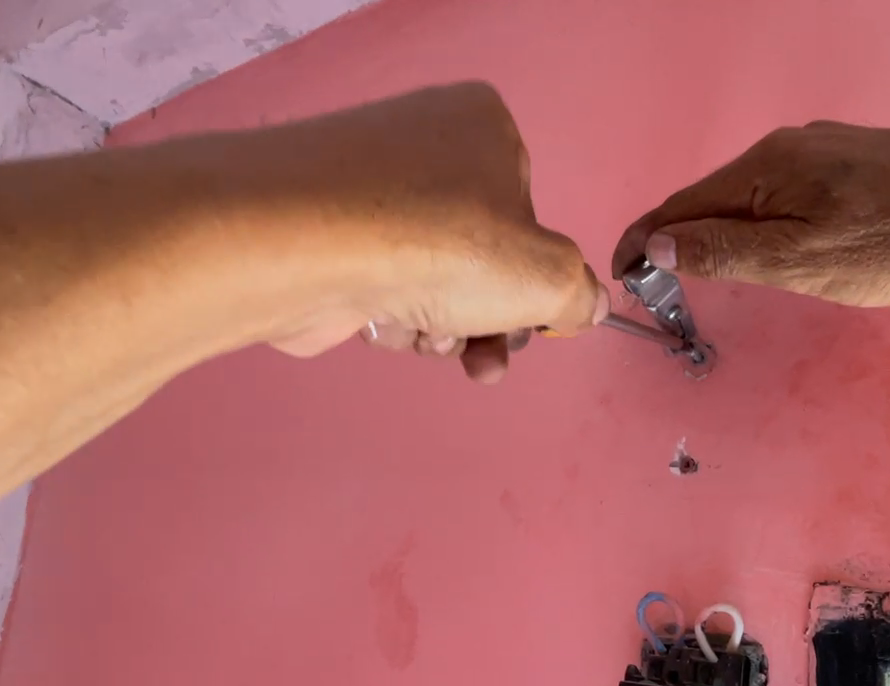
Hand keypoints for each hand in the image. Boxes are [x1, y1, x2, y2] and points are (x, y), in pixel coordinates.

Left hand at [251, 83, 607, 382]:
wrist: (303, 247)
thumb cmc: (445, 246)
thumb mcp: (547, 276)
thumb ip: (578, 294)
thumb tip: (586, 306)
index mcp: (485, 128)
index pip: (530, 218)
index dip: (534, 281)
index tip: (530, 319)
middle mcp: (427, 145)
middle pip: (483, 257)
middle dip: (489, 318)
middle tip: (488, 352)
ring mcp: (372, 190)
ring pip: (437, 282)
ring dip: (447, 328)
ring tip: (435, 340)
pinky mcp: (331, 236)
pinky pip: (388, 288)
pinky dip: (399, 319)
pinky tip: (389, 327)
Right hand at [612, 123, 889, 307]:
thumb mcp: (798, 260)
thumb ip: (725, 251)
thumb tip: (660, 243)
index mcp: (765, 169)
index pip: (679, 207)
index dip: (641, 241)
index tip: (619, 275)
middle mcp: (789, 148)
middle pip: (710, 198)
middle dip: (675, 239)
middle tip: (658, 285)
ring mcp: (826, 152)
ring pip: (749, 197)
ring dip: (716, 232)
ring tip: (704, 272)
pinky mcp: (857, 164)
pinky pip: (783, 195)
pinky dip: (756, 224)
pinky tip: (769, 246)